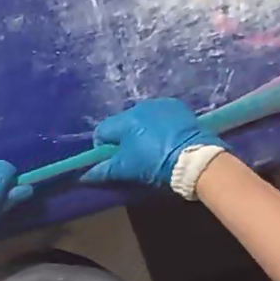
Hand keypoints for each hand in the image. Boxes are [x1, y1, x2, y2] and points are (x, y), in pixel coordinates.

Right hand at [78, 98, 224, 193]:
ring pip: (141, 118)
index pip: (102, 131)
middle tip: (135, 157)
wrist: (196, 160)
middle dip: (124, 138)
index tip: (115, 161)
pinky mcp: (177, 106)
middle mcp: (139, 107)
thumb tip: (83, 176)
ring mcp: (159, 105)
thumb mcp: (127, 170)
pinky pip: (160, 115)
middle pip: (122, 124)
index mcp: (124, 121)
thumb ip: (103, 170)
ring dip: (142, 130)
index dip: (104, 148)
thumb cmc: (155, 164)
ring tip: (153, 148)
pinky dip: (160, 125)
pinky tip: (167, 139)